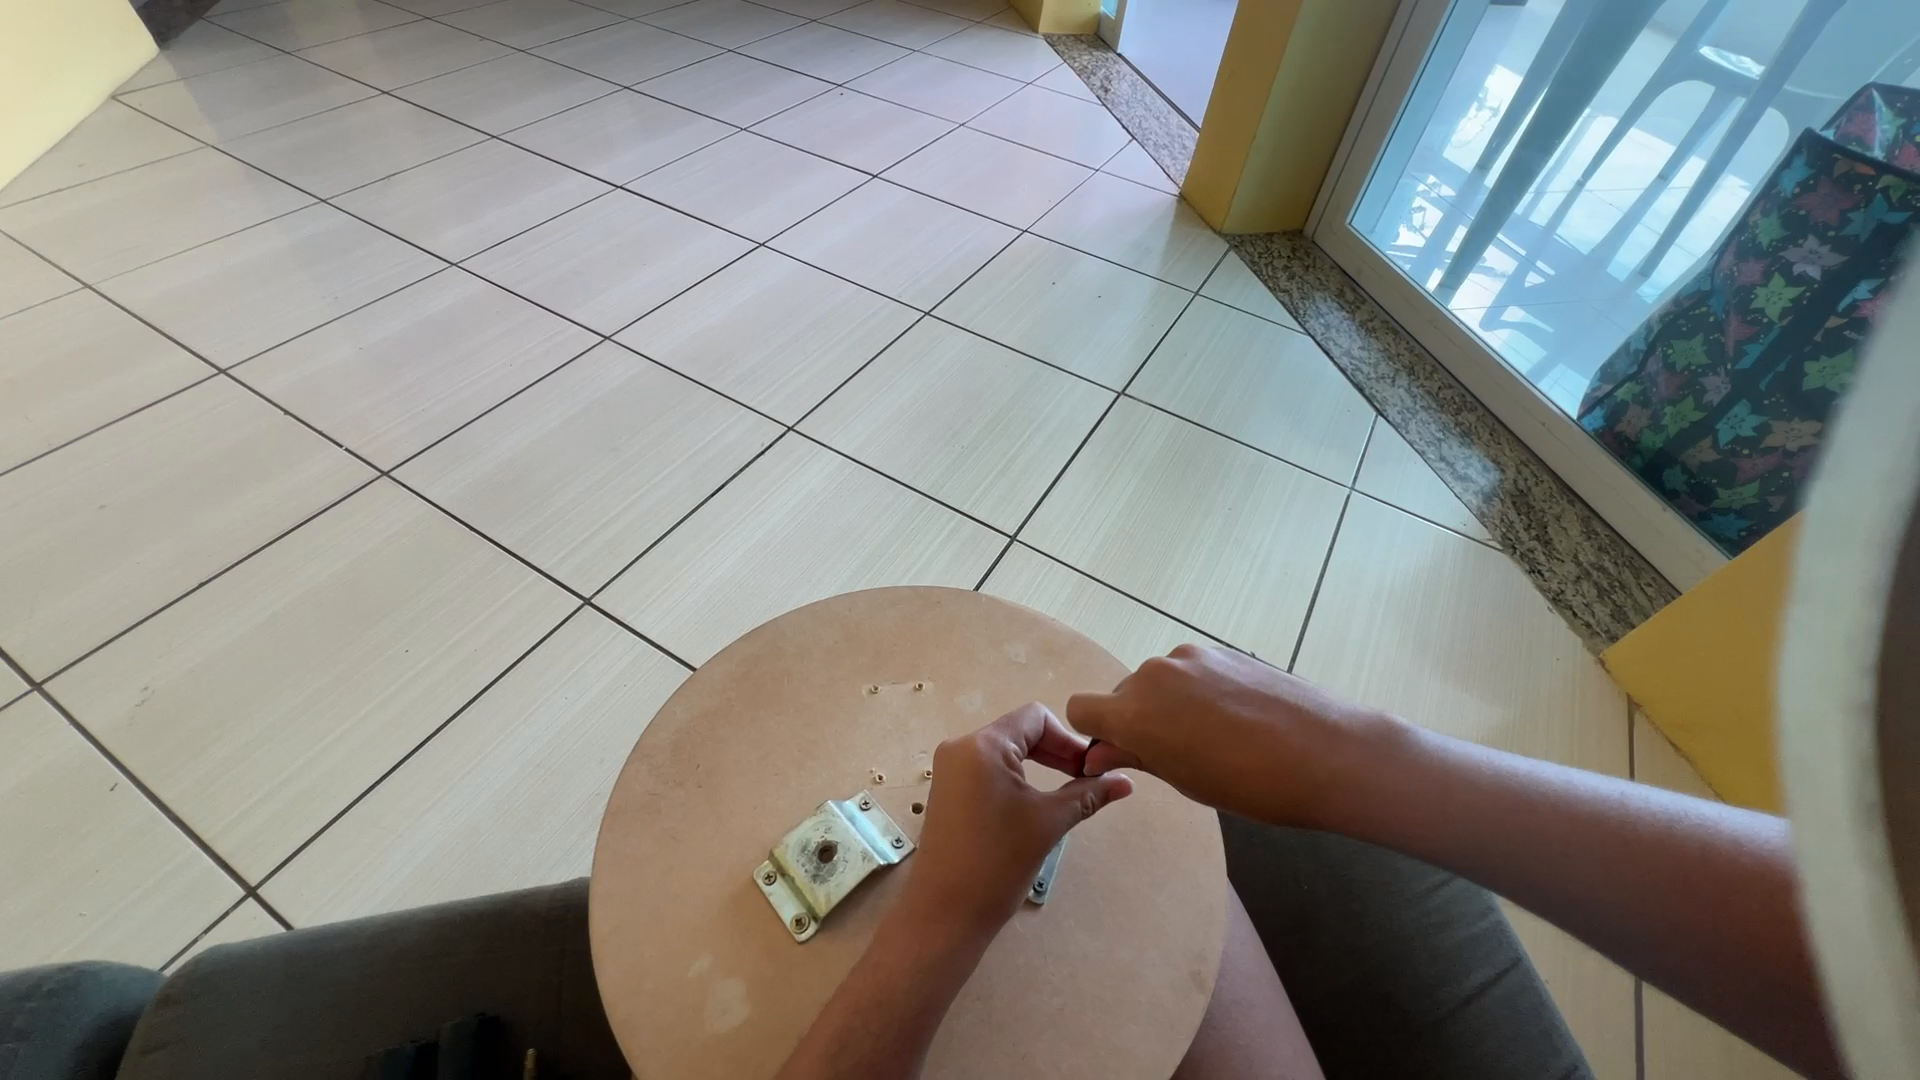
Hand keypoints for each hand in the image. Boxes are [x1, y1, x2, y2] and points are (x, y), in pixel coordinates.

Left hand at [899, 703, 1132, 935]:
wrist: (945, 912)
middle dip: (1056, 751)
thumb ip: (1088, 795)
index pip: (1035, 717)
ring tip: (1065, 791)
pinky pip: (987, 767)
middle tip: (1085, 780)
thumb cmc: (998, 862)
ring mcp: (950, 768)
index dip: (1069, 739)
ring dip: (1038, 764)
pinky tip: (1034, 802)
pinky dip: (1015, 776)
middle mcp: (961, 746)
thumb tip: (1126, 782)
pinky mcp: (947, 789)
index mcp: (984, 745)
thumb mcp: (1049, 822)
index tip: (1091, 768)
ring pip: (1004, 749)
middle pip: (1019, 730)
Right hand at [1067, 644, 1392, 827]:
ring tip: (1215, 734)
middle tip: (1178, 753)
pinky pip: (1189, 671)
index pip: (1082, 709)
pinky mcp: (1219, 650)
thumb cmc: (1251, 784)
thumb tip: (1098, 753)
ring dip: (1168, 704)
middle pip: (1121, 694)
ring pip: (1158, 682)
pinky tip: (1236, 715)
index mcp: (1134, 713)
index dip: (1095, 734)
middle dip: (1136, 720)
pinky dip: (1197, 691)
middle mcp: (1151, 674)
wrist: (1329, 753)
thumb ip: (1135, 756)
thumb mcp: (1185, 780)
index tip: (1124, 755)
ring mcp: (1188, 657)